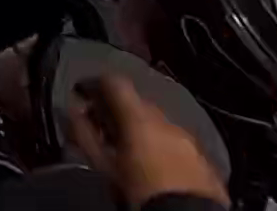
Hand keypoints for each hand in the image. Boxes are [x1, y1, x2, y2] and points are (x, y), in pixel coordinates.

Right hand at [67, 75, 226, 208]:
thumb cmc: (140, 194)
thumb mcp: (104, 168)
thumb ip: (83, 134)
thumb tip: (70, 110)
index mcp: (139, 115)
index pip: (113, 81)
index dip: (94, 84)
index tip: (82, 95)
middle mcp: (165, 119)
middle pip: (135, 103)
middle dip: (117, 111)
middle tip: (103, 130)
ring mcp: (189, 139)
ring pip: (157, 123)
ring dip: (141, 130)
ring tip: (130, 152)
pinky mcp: (205, 161)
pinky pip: (177, 144)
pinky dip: (162, 147)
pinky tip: (157, 168)